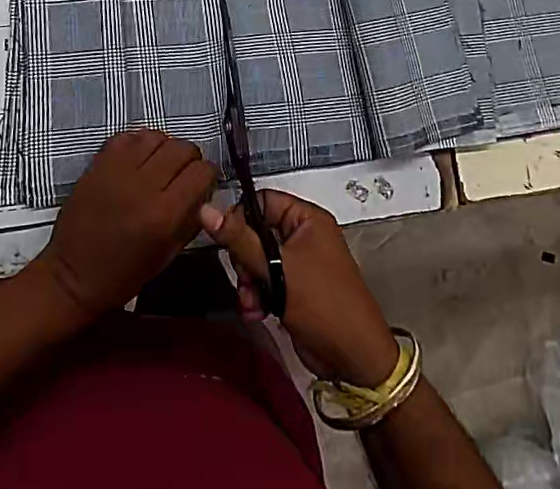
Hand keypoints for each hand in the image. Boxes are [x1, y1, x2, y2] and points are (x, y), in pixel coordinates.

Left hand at [28, 129, 217, 322]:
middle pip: (182, 148)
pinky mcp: (98, 163)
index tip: (202, 184)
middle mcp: (144, 186)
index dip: (207, 176)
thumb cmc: (124, 274)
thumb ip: (192, 217)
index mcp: (164, 214)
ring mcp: (118, 170)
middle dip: (189, 160)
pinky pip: (128, 136)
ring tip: (159, 164)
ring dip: (164, 148)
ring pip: (156, 136)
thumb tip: (205, 191)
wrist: (73, 275)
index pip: (202, 171)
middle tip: (182, 174)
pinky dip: (138, 143)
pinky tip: (138, 159)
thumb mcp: (169, 253)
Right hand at [201, 190, 399, 386]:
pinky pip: (265, 282)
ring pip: (257, 261)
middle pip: (256, 233)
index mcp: (307, 219)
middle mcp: (303, 236)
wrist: (353, 358)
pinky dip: (257, 296)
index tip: (227, 239)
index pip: (263, 201)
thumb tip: (206, 209)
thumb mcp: (277, 269)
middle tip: (247, 277)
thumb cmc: (322, 304)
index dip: (241, 216)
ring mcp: (299, 264)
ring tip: (252, 302)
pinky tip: (256, 313)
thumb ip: (239, 239)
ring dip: (249, 283)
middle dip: (245, 260)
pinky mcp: (294, 289)